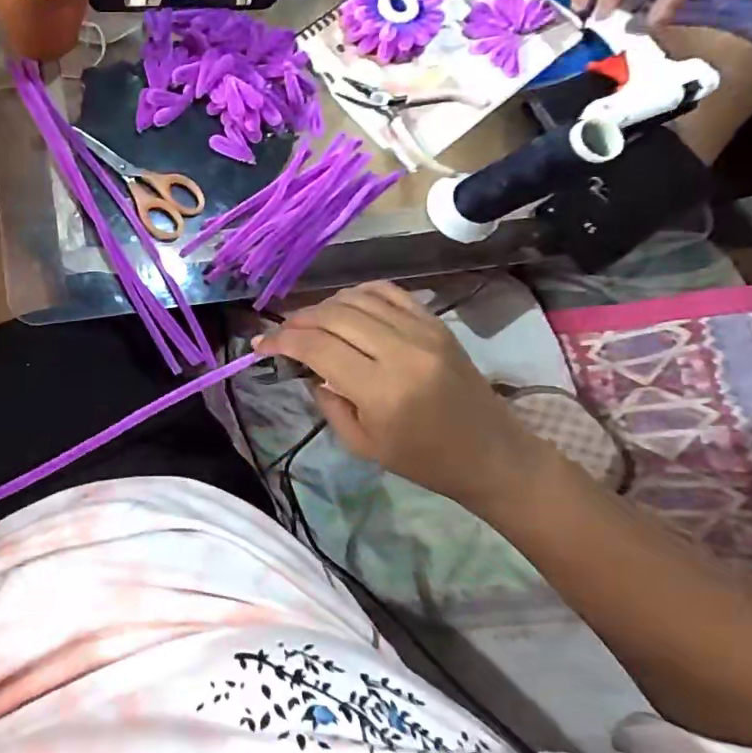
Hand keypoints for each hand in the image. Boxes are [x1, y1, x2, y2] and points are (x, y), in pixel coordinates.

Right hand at [253, 283, 556, 509]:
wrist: (490, 452)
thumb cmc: (423, 460)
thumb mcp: (362, 444)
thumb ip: (328, 402)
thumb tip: (308, 367)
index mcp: (381, 390)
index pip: (317, 347)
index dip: (282, 341)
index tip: (261, 344)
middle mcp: (401, 351)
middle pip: (333, 316)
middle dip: (298, 320)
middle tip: (281, 332)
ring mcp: (422, 331)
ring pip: (357, 298)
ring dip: (325, 305)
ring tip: (309, 321)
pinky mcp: (436, 323)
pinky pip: (388, 293)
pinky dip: (358, 293)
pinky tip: (344, 306)